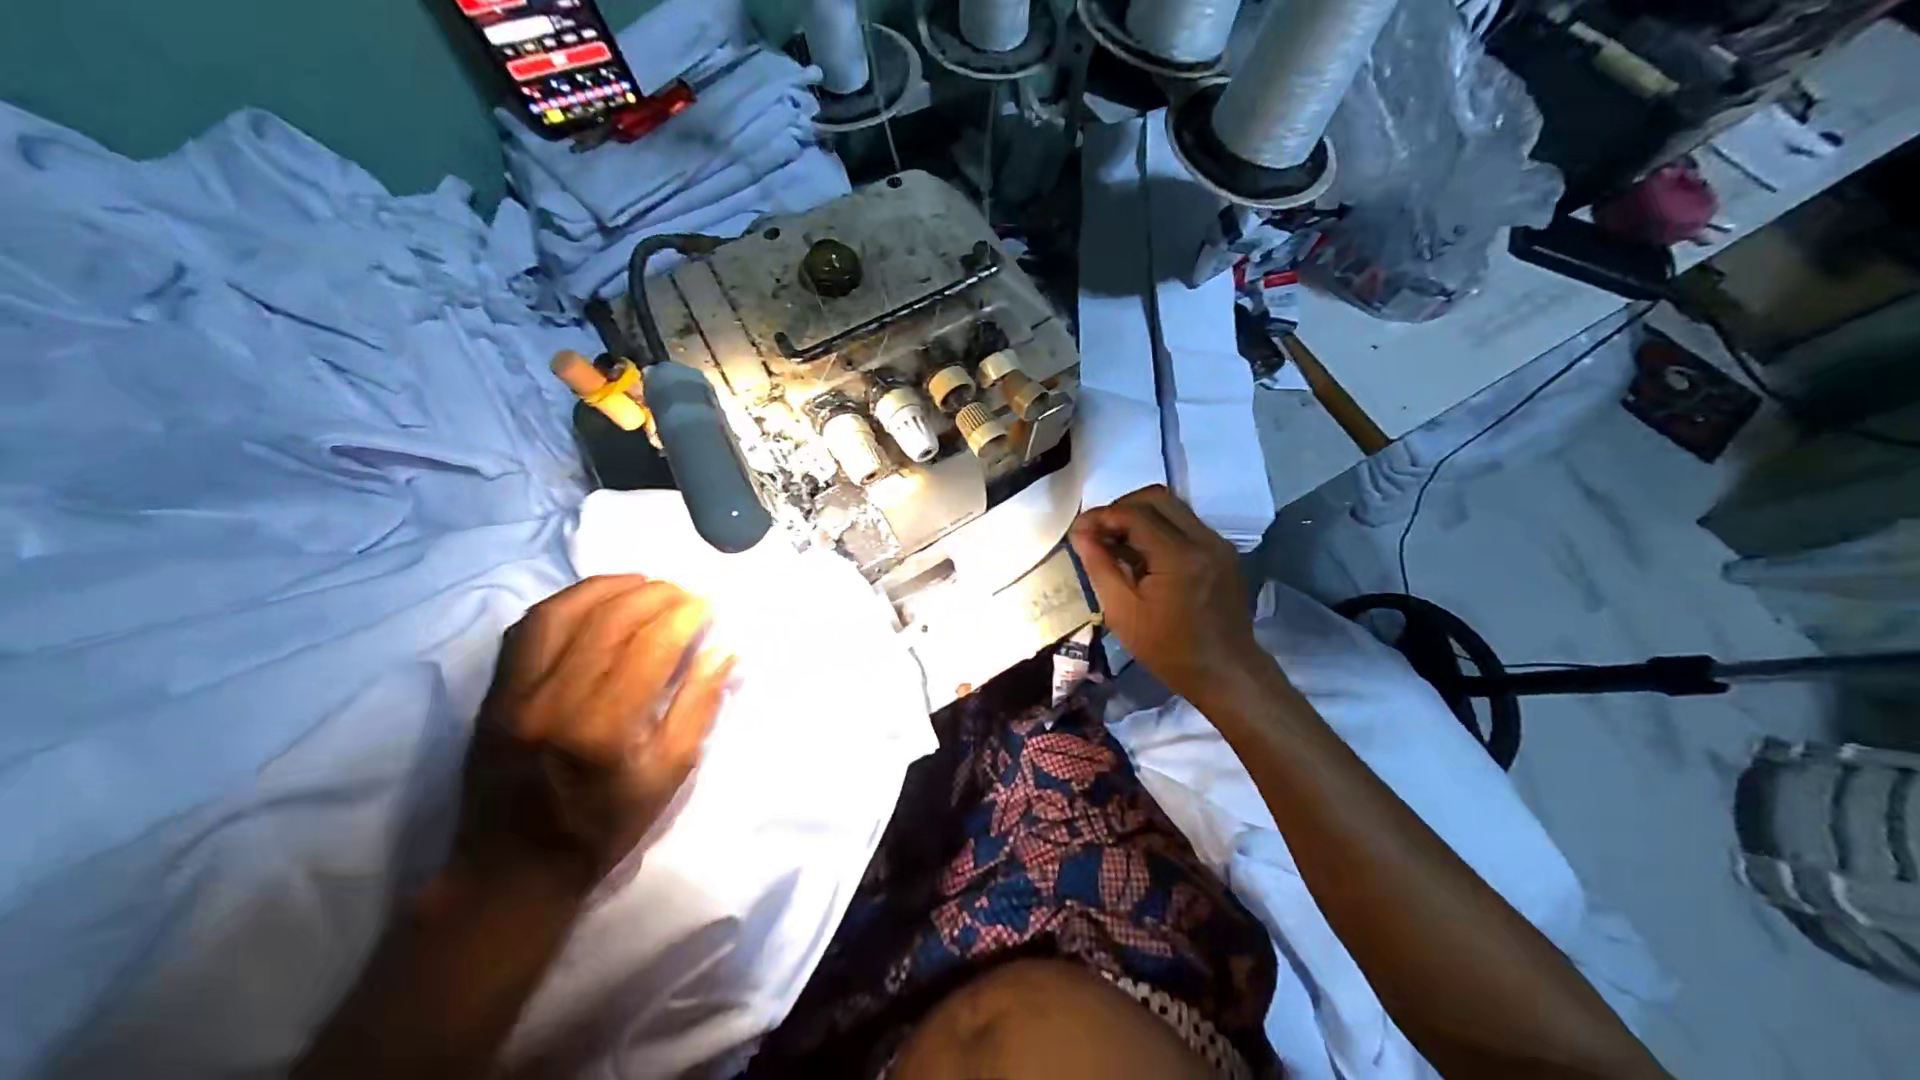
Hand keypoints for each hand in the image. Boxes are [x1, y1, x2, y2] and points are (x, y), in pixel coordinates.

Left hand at [455, 575, 734, 886]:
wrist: (512, 870)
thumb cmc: (603, 827)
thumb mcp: (668, 775)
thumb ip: (698, 706)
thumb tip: (723, 651)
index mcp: (604, 730)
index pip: (650, 647)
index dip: (683, 616)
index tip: (706, 604)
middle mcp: (554, 702)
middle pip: (608, 621)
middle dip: (653, 595)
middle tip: (682, 591)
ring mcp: (515, 694)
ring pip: (562, 613)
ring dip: (608, 587)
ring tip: (643, 583)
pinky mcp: (493, 693)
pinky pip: (528, 629)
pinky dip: (565, 603)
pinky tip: (593, 599)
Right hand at [1069, 485, 1265, 701]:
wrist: (1225, 672)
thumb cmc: (1168, 650)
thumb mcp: (1123, 613)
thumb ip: (1100, 566)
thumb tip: (1081, 533)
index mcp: (1179, 557)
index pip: (1134, 513)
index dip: (1101, 516)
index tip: (1079, 530)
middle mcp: (1204, 540)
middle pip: (1156, 498)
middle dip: (1121, 508)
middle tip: (1098, 532)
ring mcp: (1218, 543)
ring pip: (1173, 507)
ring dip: (1140, 515)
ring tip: (1117, 542)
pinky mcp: (1223, 552)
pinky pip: (1186, 524)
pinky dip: (1160, 528)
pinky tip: (1143, 554)